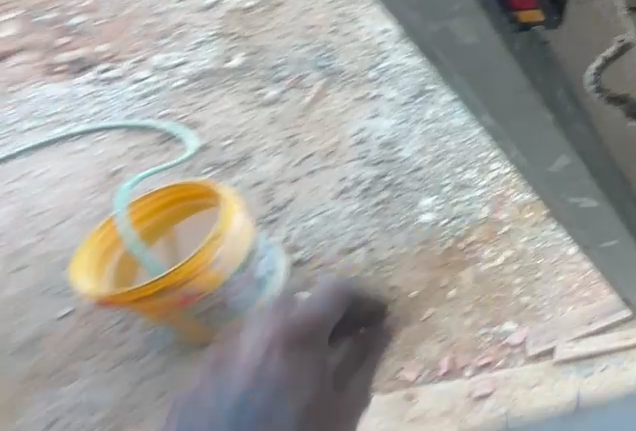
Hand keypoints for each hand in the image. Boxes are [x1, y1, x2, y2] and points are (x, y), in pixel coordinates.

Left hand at [165, 277, 392, 430]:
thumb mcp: (347, 404)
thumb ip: (368, 356)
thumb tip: (387, 325)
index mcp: (297, 333)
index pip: (338, 289)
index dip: (366, 298)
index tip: (379, 318)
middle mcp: (253, 334)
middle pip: (296, 300)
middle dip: (324, 311)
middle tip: (342, 335)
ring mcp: (215, 360)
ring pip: (259, 324)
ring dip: (288, 330)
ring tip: (303, 359)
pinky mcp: (190, 387)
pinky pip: (230, 353)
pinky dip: (256, 355)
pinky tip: (266, 384)